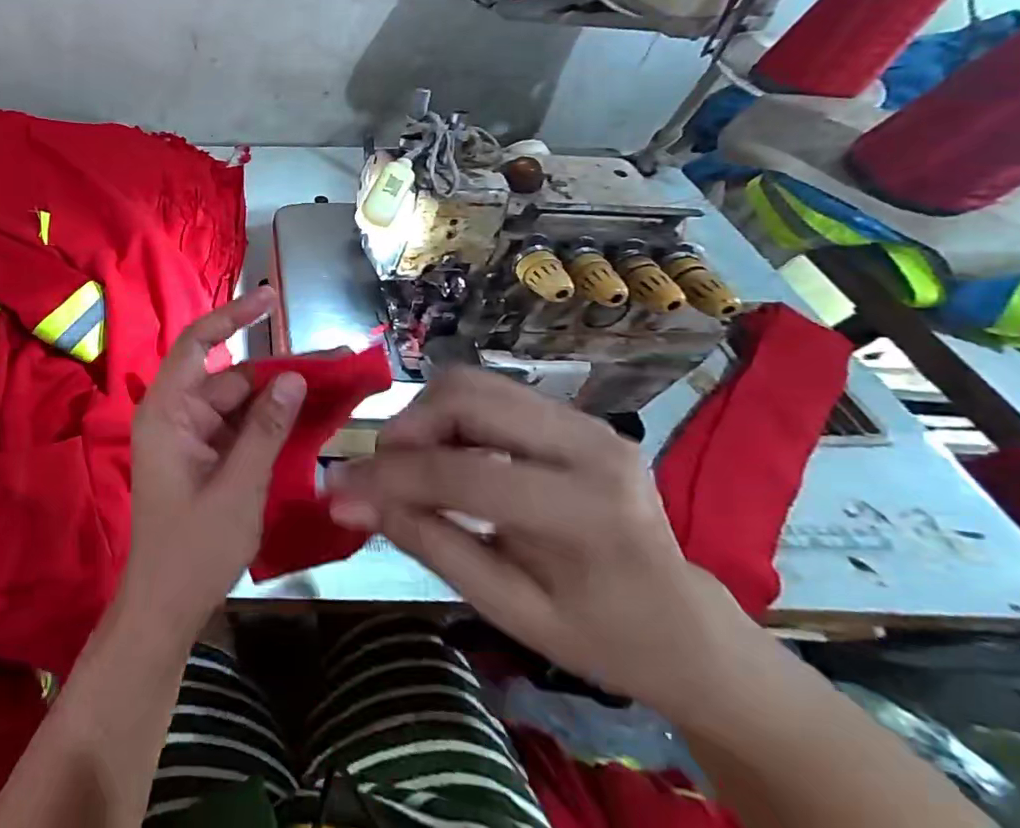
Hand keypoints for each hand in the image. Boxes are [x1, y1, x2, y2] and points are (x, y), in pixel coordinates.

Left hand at [121, 287, 305, 636]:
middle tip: (334, 360)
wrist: (168, 604)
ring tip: (333, 385)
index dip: (232, 317)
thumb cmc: (194, 548)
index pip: (196, 346)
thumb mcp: (239, 486)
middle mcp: (177, 417)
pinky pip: (242, 428)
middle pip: (230, 377)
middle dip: (279, 369)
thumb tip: (293, 377)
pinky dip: (271, 422)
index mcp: (168, 414)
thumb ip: (266, 429)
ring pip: (241, 403)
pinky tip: (310, 416)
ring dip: (280, 397)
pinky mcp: (207, 459)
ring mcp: (193, 439)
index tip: (270, 299)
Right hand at [326, 368, 768, 720]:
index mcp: (581, 511)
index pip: (459, 473)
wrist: (683, 624)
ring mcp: (589, 422)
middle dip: (406, 428)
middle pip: (466, 397)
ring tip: (412, 466)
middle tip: (382, 472)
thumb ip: (428, 543)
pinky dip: (454, 417)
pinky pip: (496, 394)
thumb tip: (349, 504)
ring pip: (476, 383)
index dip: (386, 477)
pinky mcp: (580, 417)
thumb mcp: (506, 607)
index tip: (335, 488)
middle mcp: (590, 445)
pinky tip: (449, 457)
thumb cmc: (597, 636)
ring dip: (427, 416)